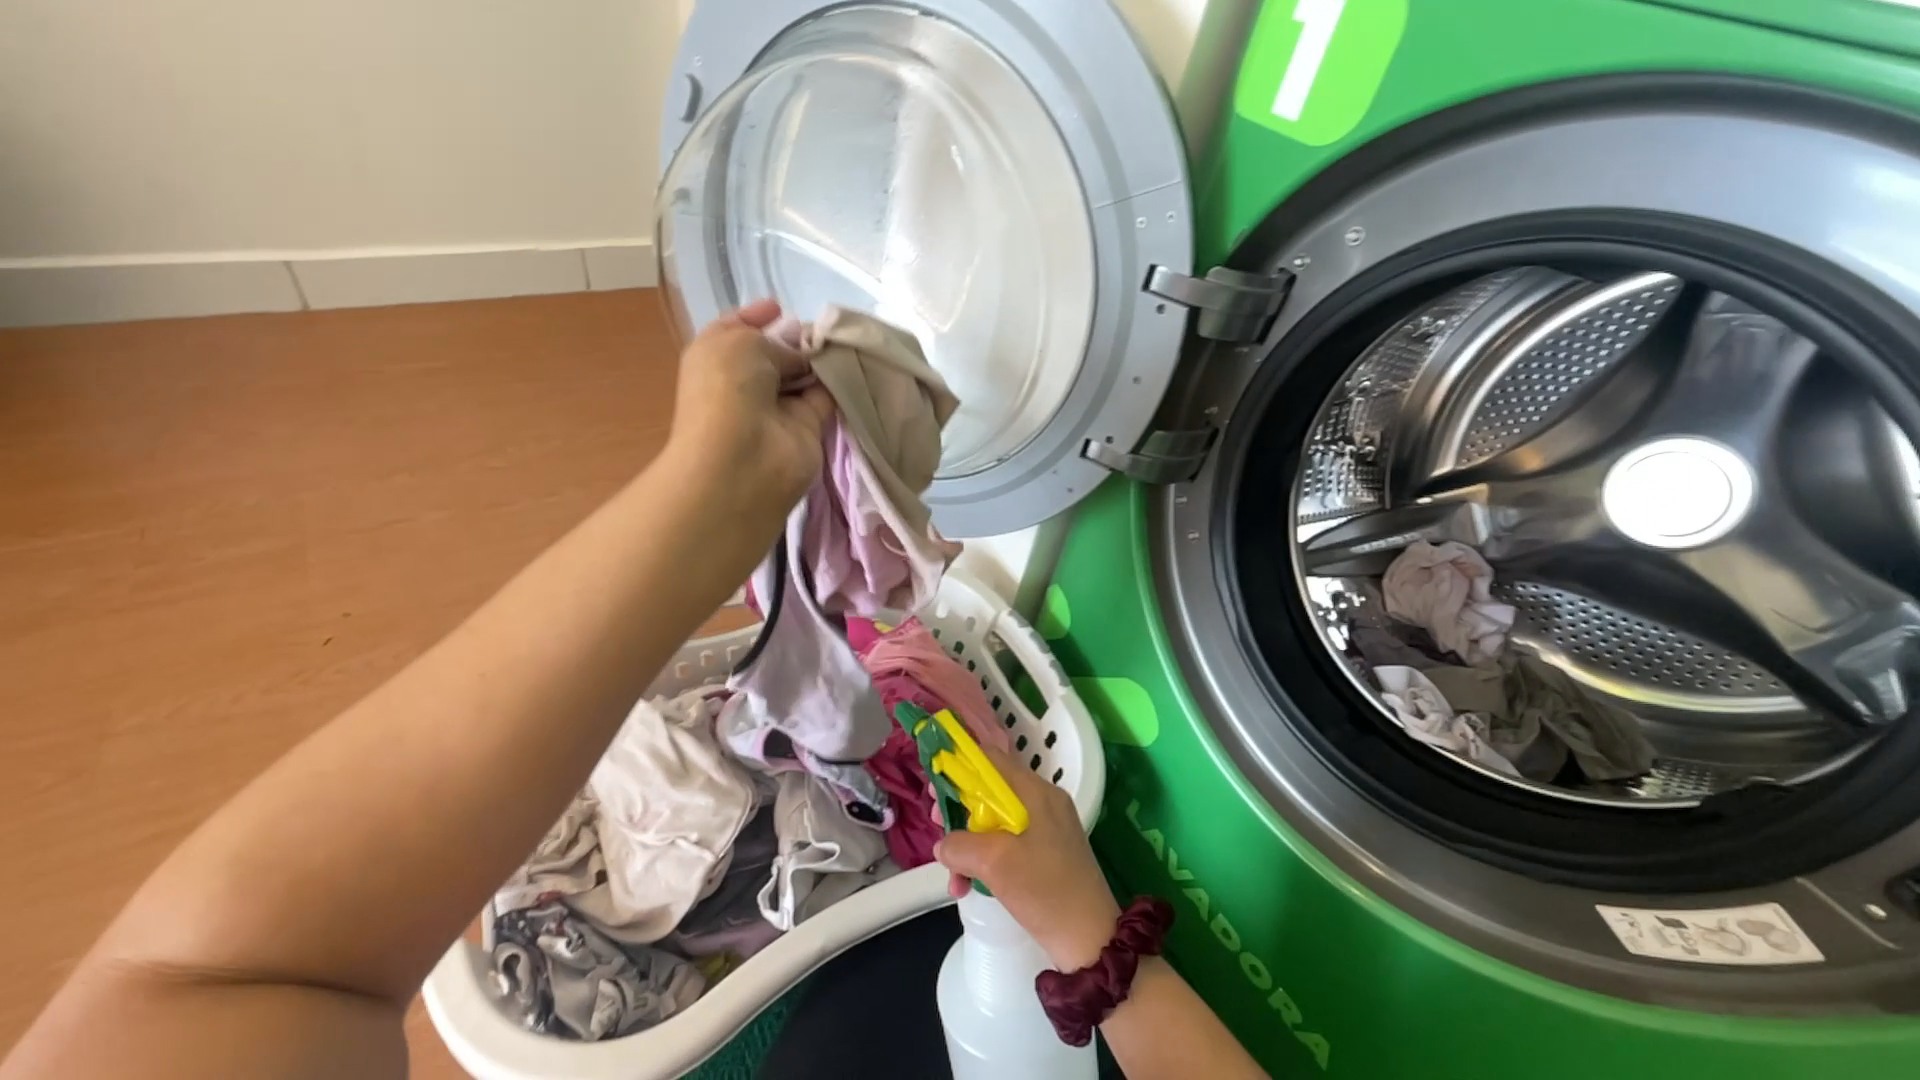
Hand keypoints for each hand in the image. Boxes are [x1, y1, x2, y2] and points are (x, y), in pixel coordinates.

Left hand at [661, 299, 835, 539]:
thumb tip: (801, 353)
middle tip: (823, 323)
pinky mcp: (808, 429)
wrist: (744, 459)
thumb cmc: (728, 389)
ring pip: (803, 374)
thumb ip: (777, 341)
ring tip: (844, 337)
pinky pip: (826, 397)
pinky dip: (839, 382)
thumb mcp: (742, 342)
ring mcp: (776, 408)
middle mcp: (745, 383)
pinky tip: (854, 363)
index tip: (780, 306)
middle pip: (774, 353)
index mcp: (717, 359)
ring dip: (820, 358)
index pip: (737, 331)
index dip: (756, 316)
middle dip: (795, 337)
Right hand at [935, 743, 1121, 970]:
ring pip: (995, 822)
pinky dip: (986, 861)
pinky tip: (968, 886)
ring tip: (953, 876)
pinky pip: (1007, 844)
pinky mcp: (1047, 854)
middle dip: (960, 811)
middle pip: (990, 791)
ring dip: (969, 844)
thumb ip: (960, 844)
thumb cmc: (1045, 890)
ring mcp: (1047, 829)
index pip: (991, 760)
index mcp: (1036, 792)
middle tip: (938, 829)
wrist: (1090, 940)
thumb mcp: (994, 862)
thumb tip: (943, 845)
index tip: (936, 789)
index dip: (959, 767)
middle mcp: (1043, 803)